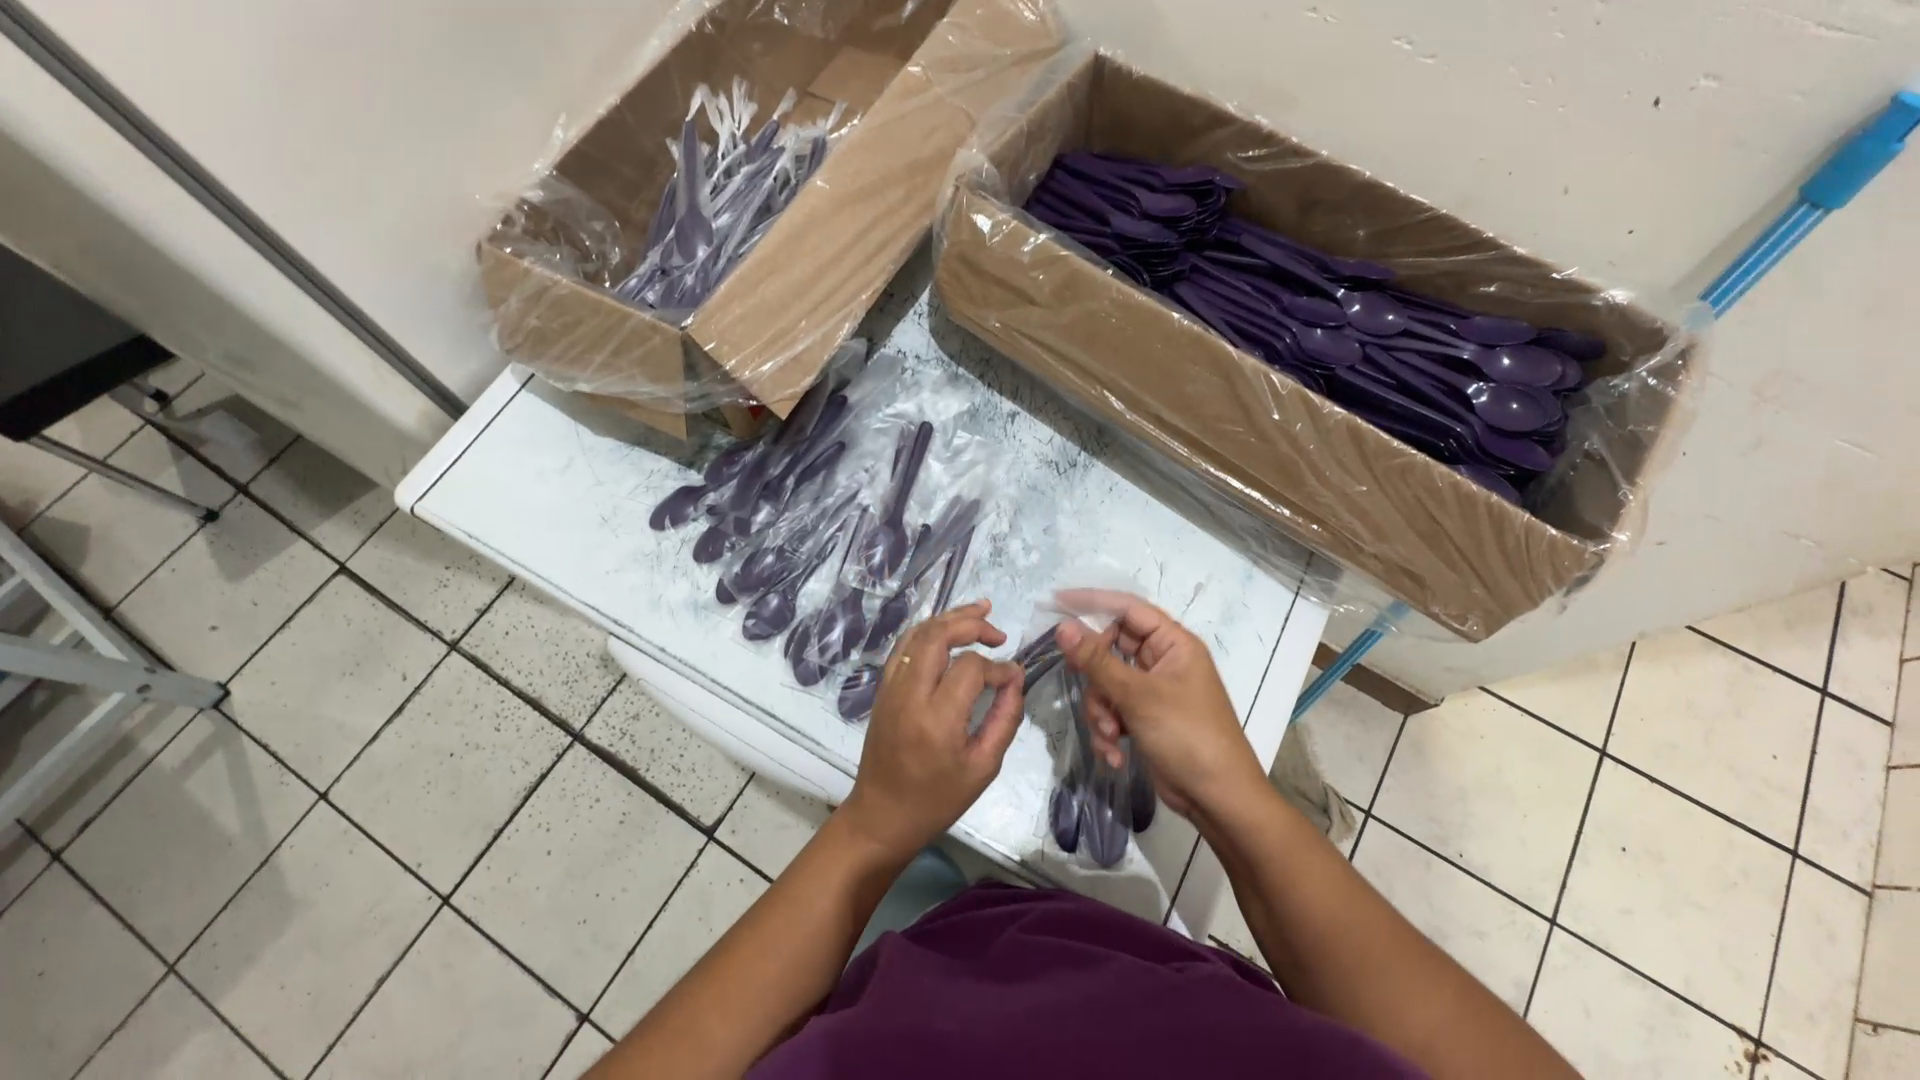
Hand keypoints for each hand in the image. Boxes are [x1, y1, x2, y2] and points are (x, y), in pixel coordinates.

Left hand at [838, 601, 1025, 861]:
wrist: (881, 816)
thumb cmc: (937, 800)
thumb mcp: (983, 767)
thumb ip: (1004, 719)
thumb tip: (1015, 679)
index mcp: (937, 719)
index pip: (971, 668)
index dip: (998, 667)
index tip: (1014, 677)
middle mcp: (909, 695)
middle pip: (937, 636)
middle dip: (970, 623)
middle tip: (997, 630)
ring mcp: (891, 689)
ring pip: (917, 635)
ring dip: (948, 619)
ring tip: (979, 612)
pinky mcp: (882, 690)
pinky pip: (902, 647)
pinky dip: (927, 632)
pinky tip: (948, 630)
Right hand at [1054, 590, 1265, 819]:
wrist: (1217, 796)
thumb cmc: (1187, 734)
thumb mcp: (1138, 695)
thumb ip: (1097, 660)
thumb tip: (1063, 627)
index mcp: (1174, 643)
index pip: (1128, 608)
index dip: (1092, 602)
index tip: (1056, 602)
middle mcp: (1164, 661)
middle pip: (1112, 649)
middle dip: (1096, 676)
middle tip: (1083, 682)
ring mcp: (1154, 692)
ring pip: (1107, 684)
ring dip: (1101, 711)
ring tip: (1110, 734)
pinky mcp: (1145, 719)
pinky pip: (1114, 711)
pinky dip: (1109, 730)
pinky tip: (1114, 753)